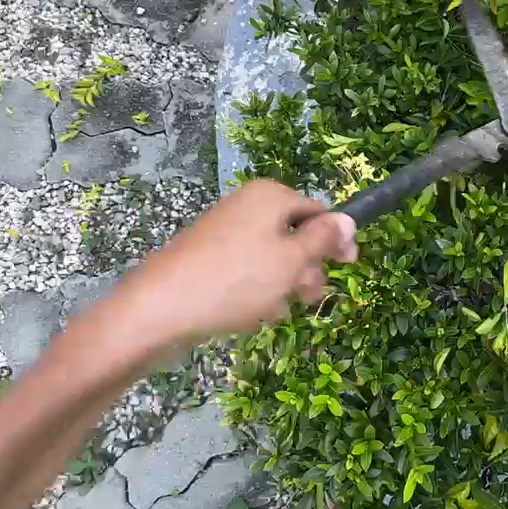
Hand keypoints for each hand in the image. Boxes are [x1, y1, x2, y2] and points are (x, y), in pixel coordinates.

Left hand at [107, 180, 357, 346]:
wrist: (158, 309)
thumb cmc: (236, 280)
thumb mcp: (292, 260)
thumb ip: (324, 239)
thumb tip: (349, 219)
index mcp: (271, 196)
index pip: (320, 212)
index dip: (336, 241)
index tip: (347, 269)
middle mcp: (248, 204)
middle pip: (297, 234)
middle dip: (307, 267)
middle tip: (307, 298)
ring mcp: (226, 229)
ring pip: (273, 256)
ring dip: (284, 283)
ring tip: (275, 309)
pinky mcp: (208, 255)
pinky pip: (247, 267)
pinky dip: (257, 288)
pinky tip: (252, 313)